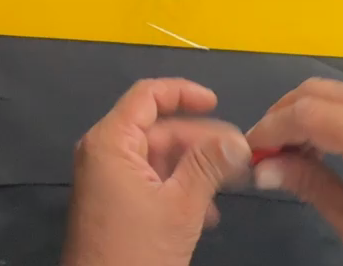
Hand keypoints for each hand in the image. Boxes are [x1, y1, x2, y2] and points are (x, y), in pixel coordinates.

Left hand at [62, 78, 252, 265]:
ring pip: (156, 156)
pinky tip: (208, 210)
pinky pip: (148, 179)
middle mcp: (104, 150)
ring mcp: (106, 176)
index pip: (147, 95)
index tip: (216, 103)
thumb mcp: (180, 206)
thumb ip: (208, 165)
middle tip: (238, 153)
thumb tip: (239, 139)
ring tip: (230, 183)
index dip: (183, 92)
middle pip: (156, 128)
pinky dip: (177, 186)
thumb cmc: (138, 251)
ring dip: (193, 167)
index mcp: (111, 140)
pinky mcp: (112, 201)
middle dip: (198, 139)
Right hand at [246, 79, 342, 265]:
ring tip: (287, 153)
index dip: (271, 129)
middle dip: (282, 115)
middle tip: (264, 152)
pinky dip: (325, 115)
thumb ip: (310, 186)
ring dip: (301, 113)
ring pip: (331, 90)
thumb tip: (262, 167)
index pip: (307, 113)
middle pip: (315, 90)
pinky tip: (318, 147)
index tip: (248, 154)